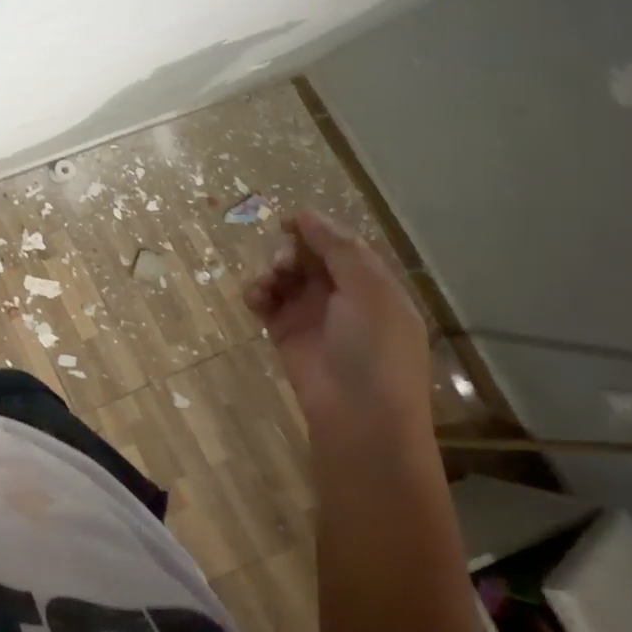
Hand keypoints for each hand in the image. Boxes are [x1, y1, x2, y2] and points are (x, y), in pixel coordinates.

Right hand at [246, 211, 433, 443]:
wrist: (358, 416)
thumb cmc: (375, 352)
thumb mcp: (369, 293)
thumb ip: (339, 250)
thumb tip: (306, 214)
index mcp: (374, 285)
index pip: (343, 245)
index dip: (317, 230)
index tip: (288, 221)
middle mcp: (344, 296)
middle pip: (309, 257)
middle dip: (291, 252)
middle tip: (283, 264)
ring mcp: (313, 316)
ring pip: (284, 276)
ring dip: (271, 272)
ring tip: (267, 286)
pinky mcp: (285, 333)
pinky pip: (265, 301)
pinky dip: (257, 294)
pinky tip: (256, 300)